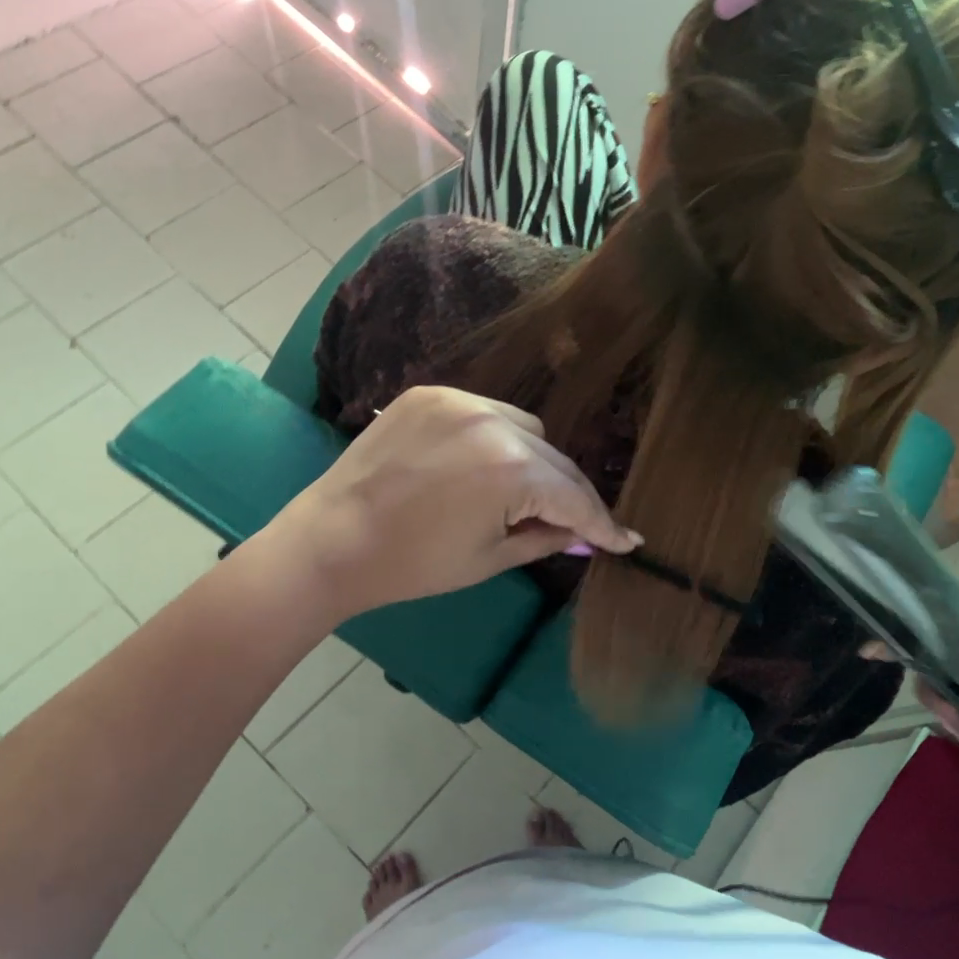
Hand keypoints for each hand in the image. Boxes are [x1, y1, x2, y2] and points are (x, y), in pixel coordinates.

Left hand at [268, 386, 640, 617]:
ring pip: (526, 428)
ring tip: (517, 496)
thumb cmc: (413, 564)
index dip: (604, 523)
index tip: (627, 540)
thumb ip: (548, 538)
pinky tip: (480, 466)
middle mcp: (493, 422)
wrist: (331, 541)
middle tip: (577, 525)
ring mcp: (459, 400)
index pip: (574, 496)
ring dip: (534, 461)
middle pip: (556, 458)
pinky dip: (496, 438)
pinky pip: (487, 412)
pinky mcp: (430, 394)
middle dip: (569, 495)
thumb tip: (586, 534)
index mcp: (511, 470)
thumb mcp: (491, 559)